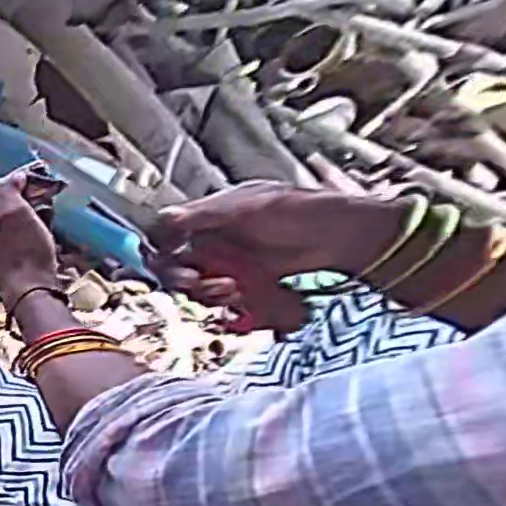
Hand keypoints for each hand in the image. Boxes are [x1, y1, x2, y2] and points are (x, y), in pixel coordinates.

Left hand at [0, 169, 60, 302]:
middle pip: (3, 208)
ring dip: (31, 209)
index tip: (35, 174)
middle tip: (44, 188)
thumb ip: (9, 193)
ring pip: (14, 222)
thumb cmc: (23, 257)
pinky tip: (46, 227)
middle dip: (24, 194)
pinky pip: (23, 236)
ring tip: (47, 204)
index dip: (13, 180)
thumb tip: (13, 178)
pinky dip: (35, 225)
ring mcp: (0, 253)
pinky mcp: (16, 262)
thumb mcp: (15, 215)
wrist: (32, 293)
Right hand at [154, 182, 397, 277]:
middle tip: (195, 281)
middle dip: (178, 276)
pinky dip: (217, 298)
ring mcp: (219, 260)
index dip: (158, 246)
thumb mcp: (257, 207)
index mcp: (208, 214)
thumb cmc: (308, 213)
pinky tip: (238, 293)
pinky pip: (206, 295)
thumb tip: (164, 218)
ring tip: (230, 288)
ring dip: (202, 290)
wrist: (347, 239)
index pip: (164, 231)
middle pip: (167, 262)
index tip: (167, 256)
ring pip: (185, 282)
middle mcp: (207, 238)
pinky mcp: (231, 279)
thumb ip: (209, 213)